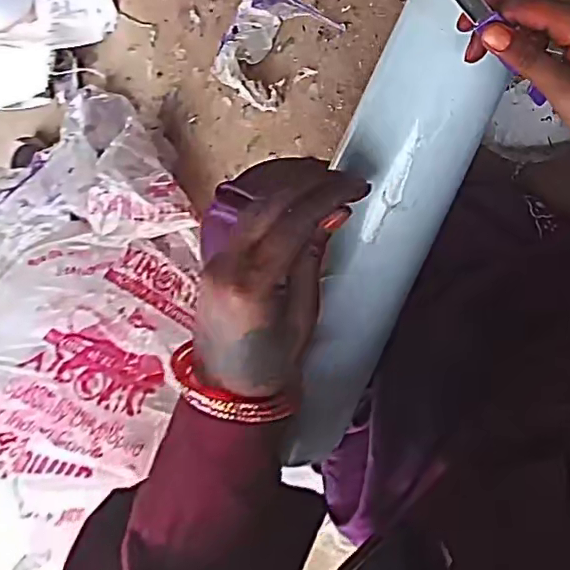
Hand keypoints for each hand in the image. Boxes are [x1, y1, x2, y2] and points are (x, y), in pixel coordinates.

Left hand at [194, 159, 368, 398]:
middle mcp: (227, 263)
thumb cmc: (271, 363)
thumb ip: (313, 258)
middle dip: (312, 182)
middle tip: (345, 178)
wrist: (227, 391)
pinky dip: (274, 198)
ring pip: (255, 202)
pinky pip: (246, 215)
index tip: (355, 187)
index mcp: (252, 282)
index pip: (293, 220)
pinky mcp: (214, 256)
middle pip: (271, 203)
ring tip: (325, 178)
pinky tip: (296, 194)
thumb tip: (332, 214)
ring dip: (291, 184)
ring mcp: (215, 257)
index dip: (328, 196)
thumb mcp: (304, 315)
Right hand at [459, 0, 569, 153]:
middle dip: (495, 4)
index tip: (474, 35)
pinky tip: (513, 44)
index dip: (494, 15)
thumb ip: (525, 58)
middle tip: (473, 30)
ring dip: (509, 9)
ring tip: (491, 39)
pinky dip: (522, 22)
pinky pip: (544, 12)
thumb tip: (492, 32)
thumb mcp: (562, 89)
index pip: (526, 2)